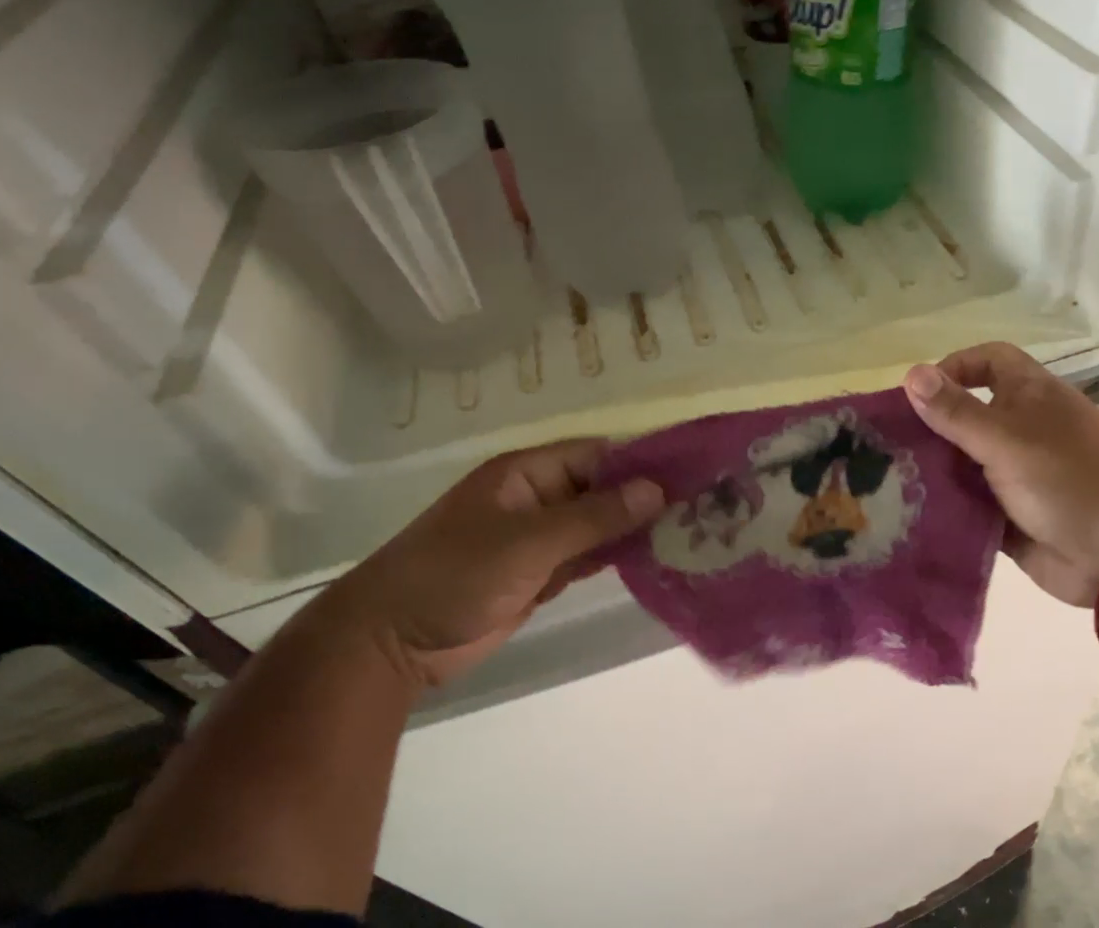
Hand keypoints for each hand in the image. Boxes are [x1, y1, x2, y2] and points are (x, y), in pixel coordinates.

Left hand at [316, 439, 664, 688]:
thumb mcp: (527, 542)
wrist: (390, 643)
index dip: (644, 461)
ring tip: (697, 531)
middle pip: (605, 489)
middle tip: (708, 507)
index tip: (695, 472)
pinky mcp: (542, 574)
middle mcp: (539, 498)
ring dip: (639, 530)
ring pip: (602, 525)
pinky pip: (591, 557)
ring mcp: (541, 538)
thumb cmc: (453, 576)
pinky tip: (660, 559)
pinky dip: (621, 558)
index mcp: (528, 473)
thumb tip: (657, 489)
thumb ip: (594, 516)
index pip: (599, 454)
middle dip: (649, 497)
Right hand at [904, 343, 1098, 606]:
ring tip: (884, 482)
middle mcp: (1022, 430)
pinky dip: (945, 509)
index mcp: (1031, 396)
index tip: (918, 394)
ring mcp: (1016, 475)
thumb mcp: (1009, 440)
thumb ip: (958, 412)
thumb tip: (911, 373)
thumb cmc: (1070, 481)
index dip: (956, 366)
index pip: (990, 361)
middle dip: (930, 427)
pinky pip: (969, 506)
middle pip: (967, 415)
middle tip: (883, 446)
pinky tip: (907, 516)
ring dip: (932, 472)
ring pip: (963, 464)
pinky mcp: (1010, 517)